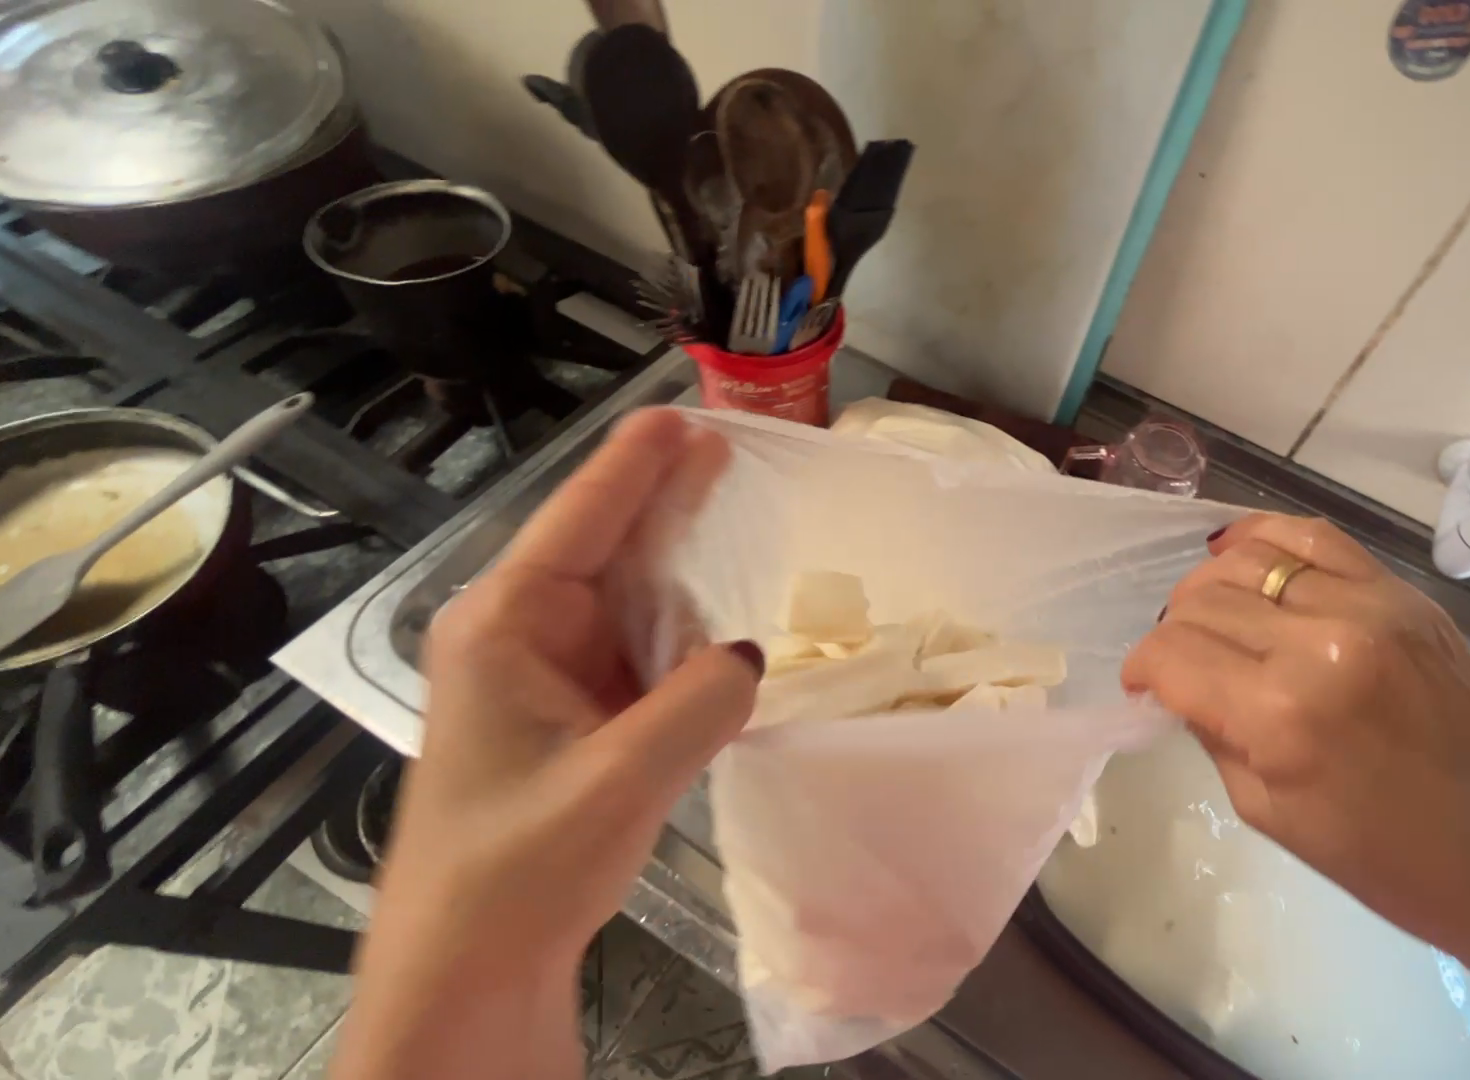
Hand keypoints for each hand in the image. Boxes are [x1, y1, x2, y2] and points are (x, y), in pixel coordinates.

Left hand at [332, 409, 762, 1079]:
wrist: (473, 965)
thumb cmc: (520, 868)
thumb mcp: (619, 780)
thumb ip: (699, 702)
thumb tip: (745, 653)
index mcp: (508, 626)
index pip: (581, 521)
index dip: (633, 465)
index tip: (679, 417)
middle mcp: (522, 632)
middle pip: (603, 542)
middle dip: (659, 494)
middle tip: (720, 446)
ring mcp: (549, 670)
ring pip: (624, 592)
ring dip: (675, 554)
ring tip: (728, 507)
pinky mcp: (577, 706)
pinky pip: (637, 642)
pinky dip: (678, 619)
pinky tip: (713, 602)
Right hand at [1124, 513, 1469, 1077]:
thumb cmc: (1388, 863)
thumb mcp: (1267, 812)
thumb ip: (1213, 730)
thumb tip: (1181, 681)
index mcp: (1281, 715)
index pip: (1170, 655)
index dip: (1142, 668)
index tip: (1143, 686)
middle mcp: (1320, 643)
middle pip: (1201, 601)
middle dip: (1174, 632)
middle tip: (1183, 665)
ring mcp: (1371, 606)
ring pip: (1246, 560)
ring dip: (1209, 589)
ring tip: (1214, 620)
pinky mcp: (1406, 594)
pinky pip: (1313, 537)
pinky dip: (1263, 538)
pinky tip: (1242, 556)